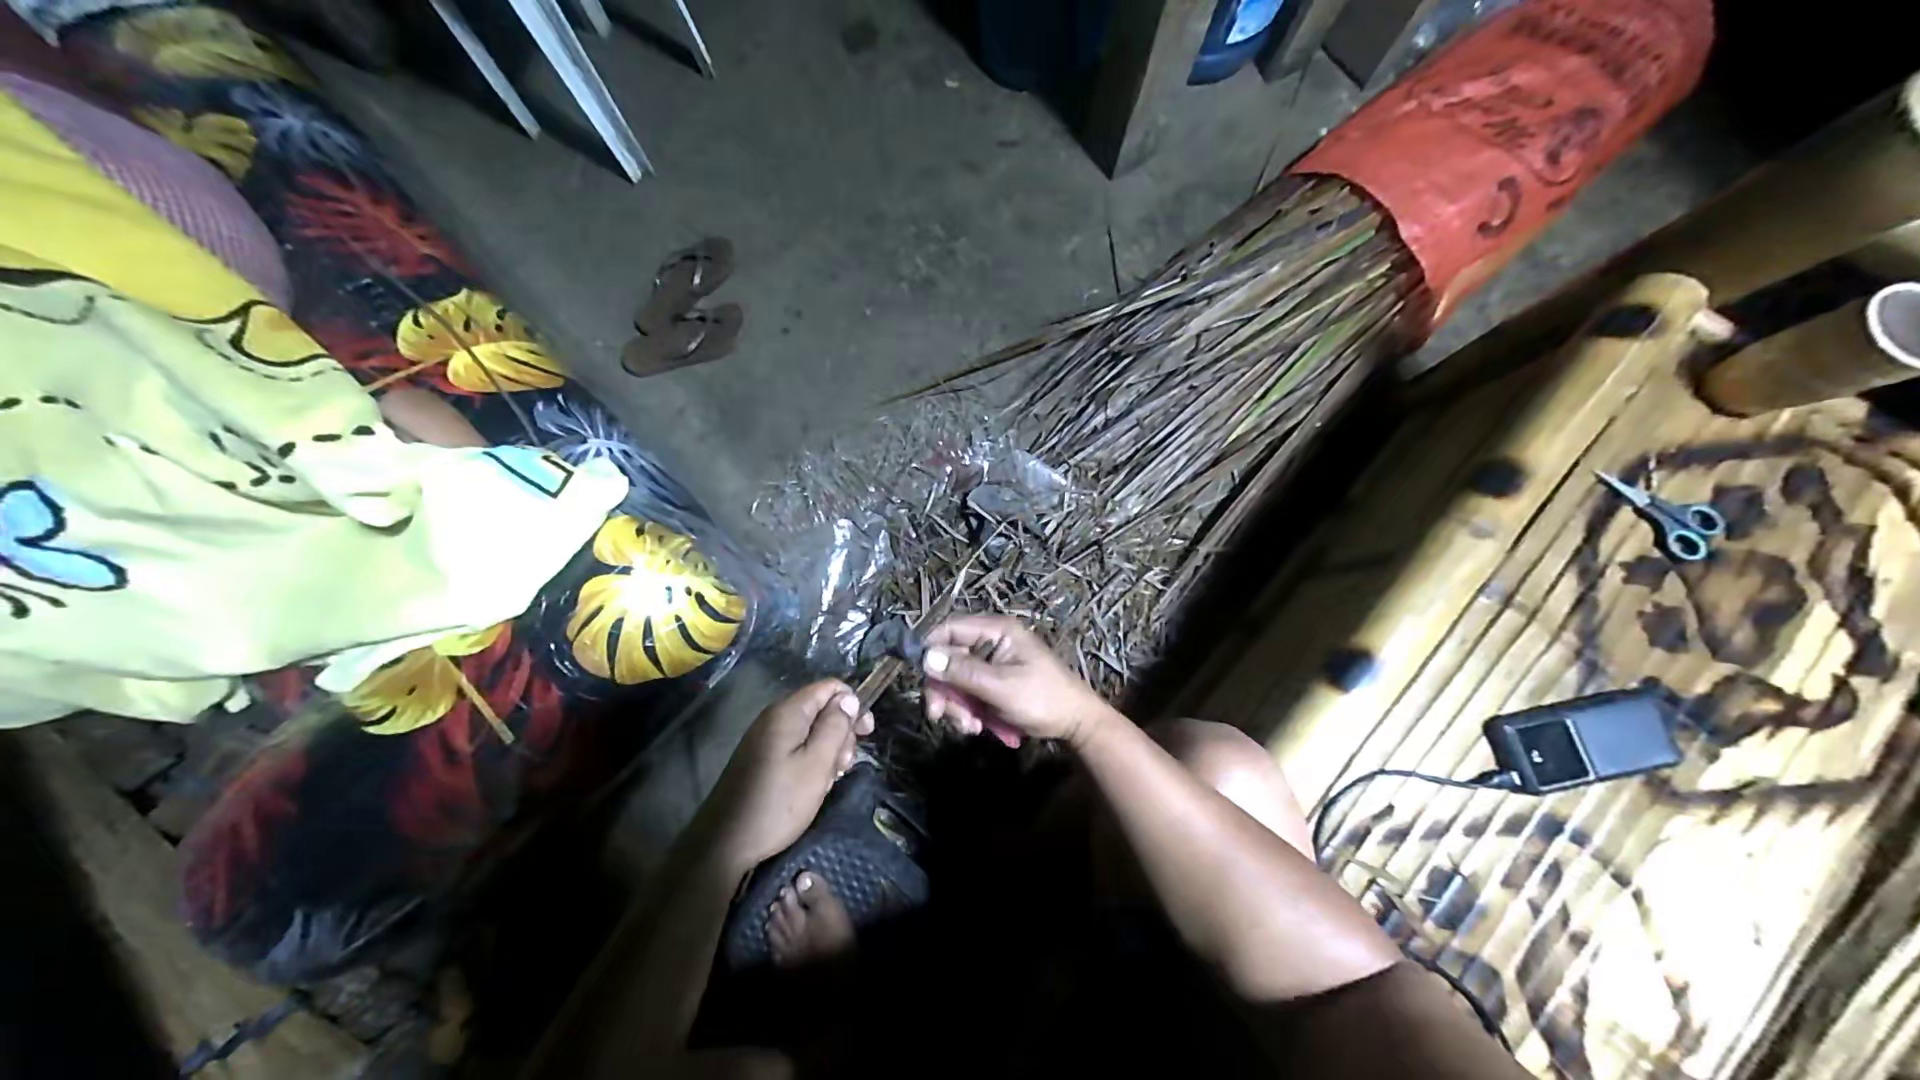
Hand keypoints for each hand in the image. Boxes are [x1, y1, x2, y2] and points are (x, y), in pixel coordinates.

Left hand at [700, 681, 873, 874]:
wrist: (725, 843)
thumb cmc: (778, 803)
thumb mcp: (817, 764)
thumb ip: (835, 727)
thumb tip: (849, 699)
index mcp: (788, 712)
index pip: (830, 687)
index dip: (853, 704)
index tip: (866, 734)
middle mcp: (775, 718)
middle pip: (821, 708)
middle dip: (840, 732)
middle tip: (844, 766)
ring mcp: (765, 738)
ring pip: (810, 731)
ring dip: (827, 751)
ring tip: (827, 781)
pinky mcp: (761, 758)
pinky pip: (795, 747)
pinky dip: (811, 761)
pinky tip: (812, 786)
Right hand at [920, 615, 1115, 747]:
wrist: (1076, 724)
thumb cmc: (1043, 699)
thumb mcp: (1000, 687)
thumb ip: (963, 672)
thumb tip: (925, 657)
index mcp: (997, 631)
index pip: (949, 628)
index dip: (930, 649)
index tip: (920, 676)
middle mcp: (991, 642)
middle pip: (948, 659)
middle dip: (944, 690)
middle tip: (941, 716)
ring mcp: (992, 663)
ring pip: (955, 680)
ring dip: (956, 706)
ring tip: (970, 728)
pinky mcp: (993, 683)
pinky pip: (967, 693)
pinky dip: (967, 711)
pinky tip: (978, 727)